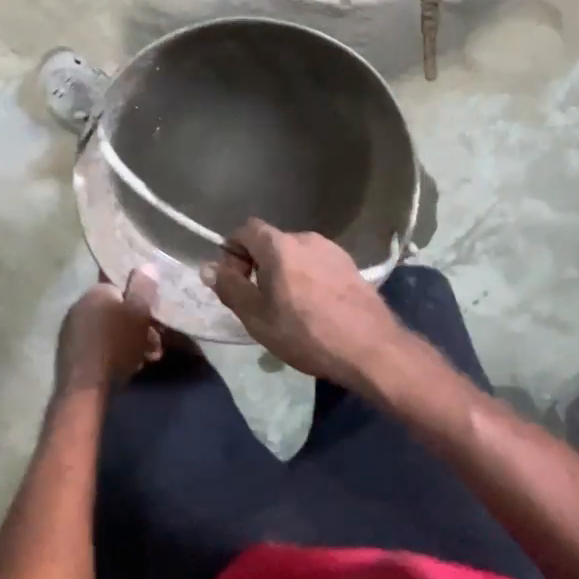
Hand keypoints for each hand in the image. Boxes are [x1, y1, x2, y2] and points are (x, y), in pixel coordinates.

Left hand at [55, 269, 163, 392]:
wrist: (85, 391)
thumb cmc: (116, 347)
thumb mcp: (138, 314)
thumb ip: (143, 288)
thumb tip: (147, 265)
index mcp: (94, 292)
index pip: (120, 286)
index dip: (140, 300)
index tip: (155, 316)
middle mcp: (79, 307)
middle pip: (116, 311)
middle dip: (138, 325)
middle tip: (156, 343)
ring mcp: (71, 331)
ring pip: (109, 330)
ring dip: (129, 341)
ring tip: (147, 359)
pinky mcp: (70, 354)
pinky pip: (98, 346)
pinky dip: (114, 353)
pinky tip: (127, 367)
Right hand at [202, 219, 406, 386]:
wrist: (371, 348)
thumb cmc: (306, 333)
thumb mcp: (257, 317)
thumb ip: (229, 288)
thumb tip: (208, 267)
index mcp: (279, 245)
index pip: (245, 230)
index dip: (232, 252)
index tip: (235, 282)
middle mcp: (305, 238)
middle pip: (270, 242)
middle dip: (258, 265)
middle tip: (259, 301)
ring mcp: (332, 250)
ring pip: (295, 254)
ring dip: (285, 272)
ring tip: (289, 308)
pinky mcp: (350, 265)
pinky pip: (317, 264)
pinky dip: (308, 278)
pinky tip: (316, 309)